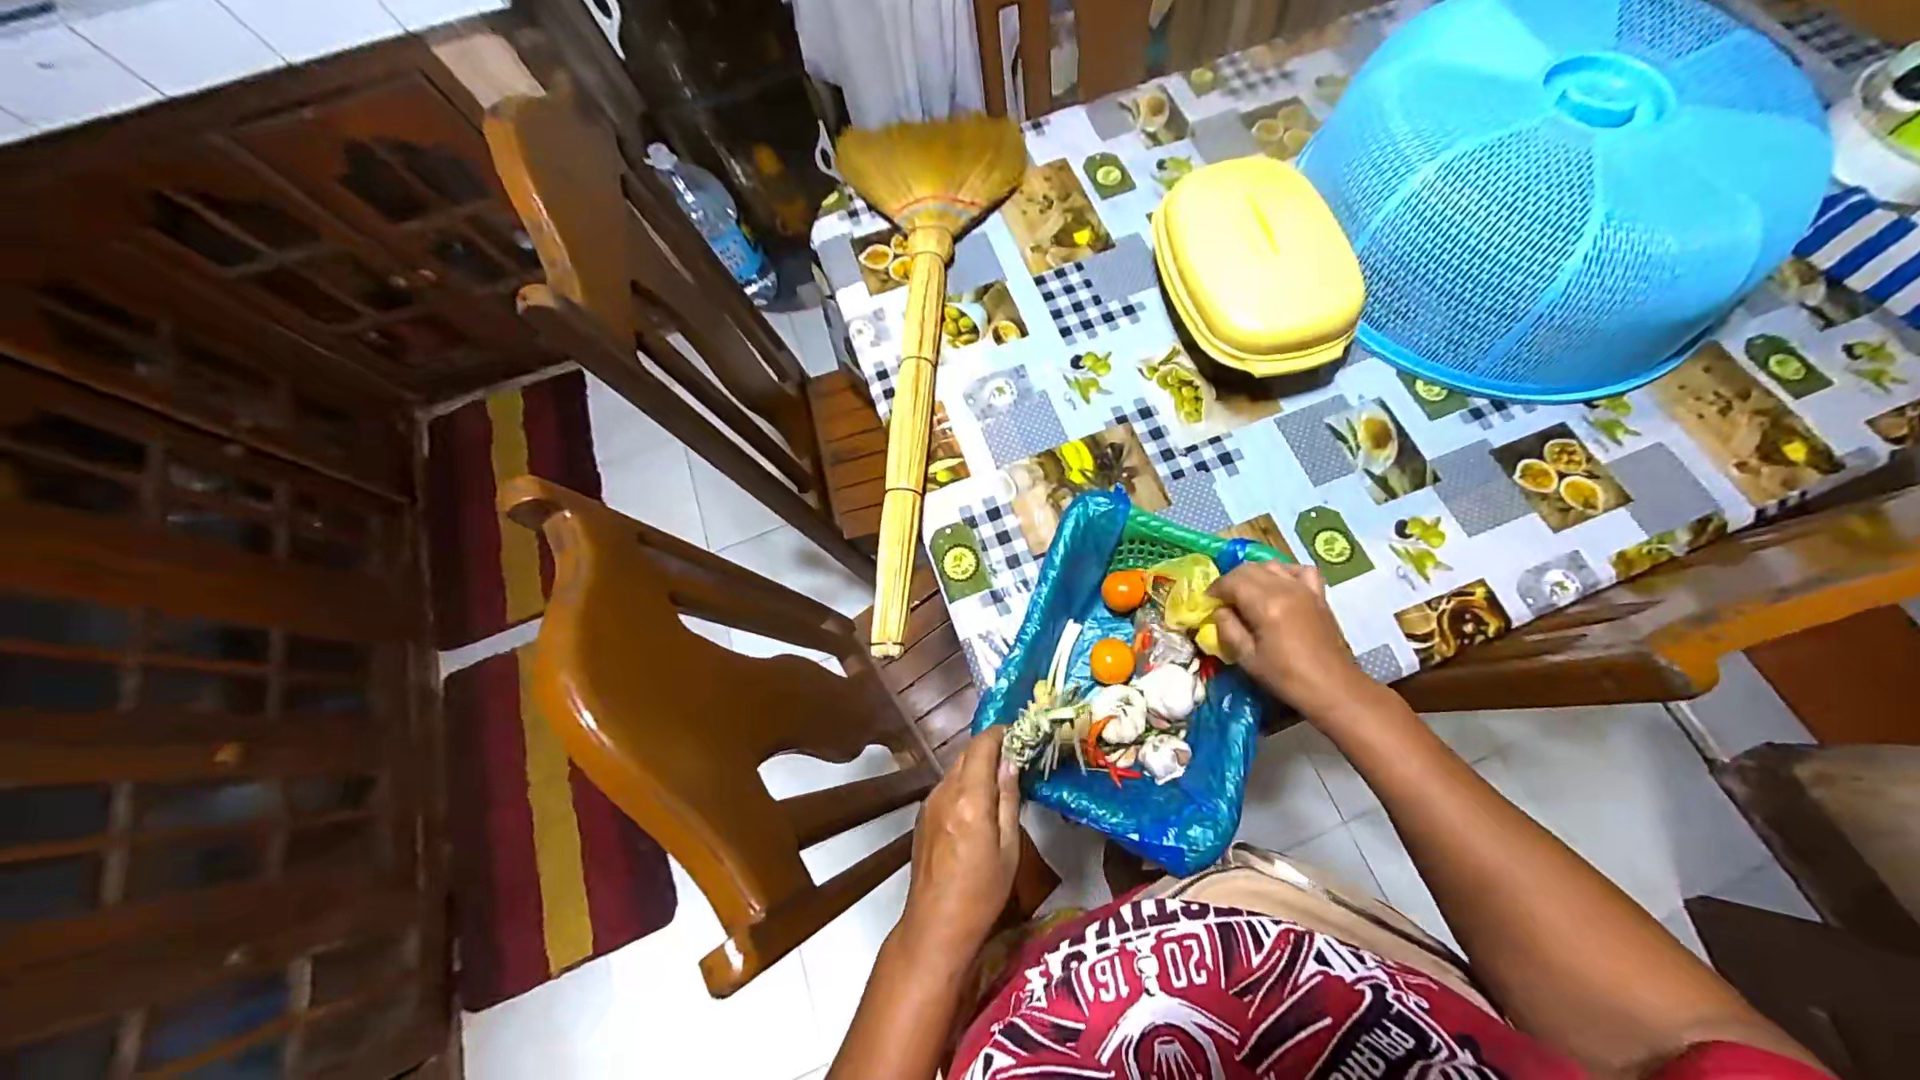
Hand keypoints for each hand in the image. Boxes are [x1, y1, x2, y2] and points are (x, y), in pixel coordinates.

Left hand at [898, 727, 1021, 958]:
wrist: (935, 923)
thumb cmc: (982, 891)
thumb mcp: (1009, 846)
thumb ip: (1008, 798)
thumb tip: (1012, 761)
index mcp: (969, 797)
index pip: (982, 745)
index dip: (1002, 733)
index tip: (1021, 734)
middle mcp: (945, 791)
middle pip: (967, 753)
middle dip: (991, 748)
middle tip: (1017, 756)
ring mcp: (930, 802)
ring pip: (956, 767)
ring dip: (978, 765)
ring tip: (1002, 779)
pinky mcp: (923, 815)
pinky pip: (947, 785)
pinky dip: (965, 782)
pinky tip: (979, 801)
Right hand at [1209, 561, 1375, 716]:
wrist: (1333, 687)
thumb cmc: (1287, 678)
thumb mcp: (1247, 659)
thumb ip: (1228, 629)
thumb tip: (1220, 611)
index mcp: (1266, 605)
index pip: (1231, 581)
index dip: (1215, 589)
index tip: (1207, 602)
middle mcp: (1285, 589)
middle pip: (1249, 569)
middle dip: (1230, 581)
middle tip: (1223, 600)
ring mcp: (1305, 589)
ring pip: (1271, 565)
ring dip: (1253, 574)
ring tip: (1247, 593)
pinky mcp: (1318, 595)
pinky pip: (1299, 570)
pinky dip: (1285, 572)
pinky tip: (1280, 585)